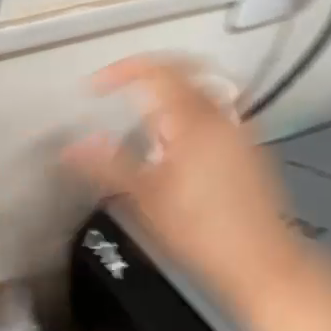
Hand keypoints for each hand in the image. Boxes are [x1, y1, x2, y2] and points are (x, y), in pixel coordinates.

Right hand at [62, 54, 299, 302]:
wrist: (258, 260)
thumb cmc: (201, 231)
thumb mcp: (143, 198)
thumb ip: (106, 165)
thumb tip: (72, 148)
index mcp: (194, 120)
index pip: (157, 71)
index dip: (122, 71)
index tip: (97, 86)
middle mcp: (222, 117)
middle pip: (188, 69)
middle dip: (152, 71)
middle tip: (124, 84)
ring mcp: (241, 132)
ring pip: (205, 91)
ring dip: (173, 92)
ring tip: (147, 115)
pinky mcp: (250, 151)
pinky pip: (218, 114)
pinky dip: (191, 114)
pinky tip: (175, 144)